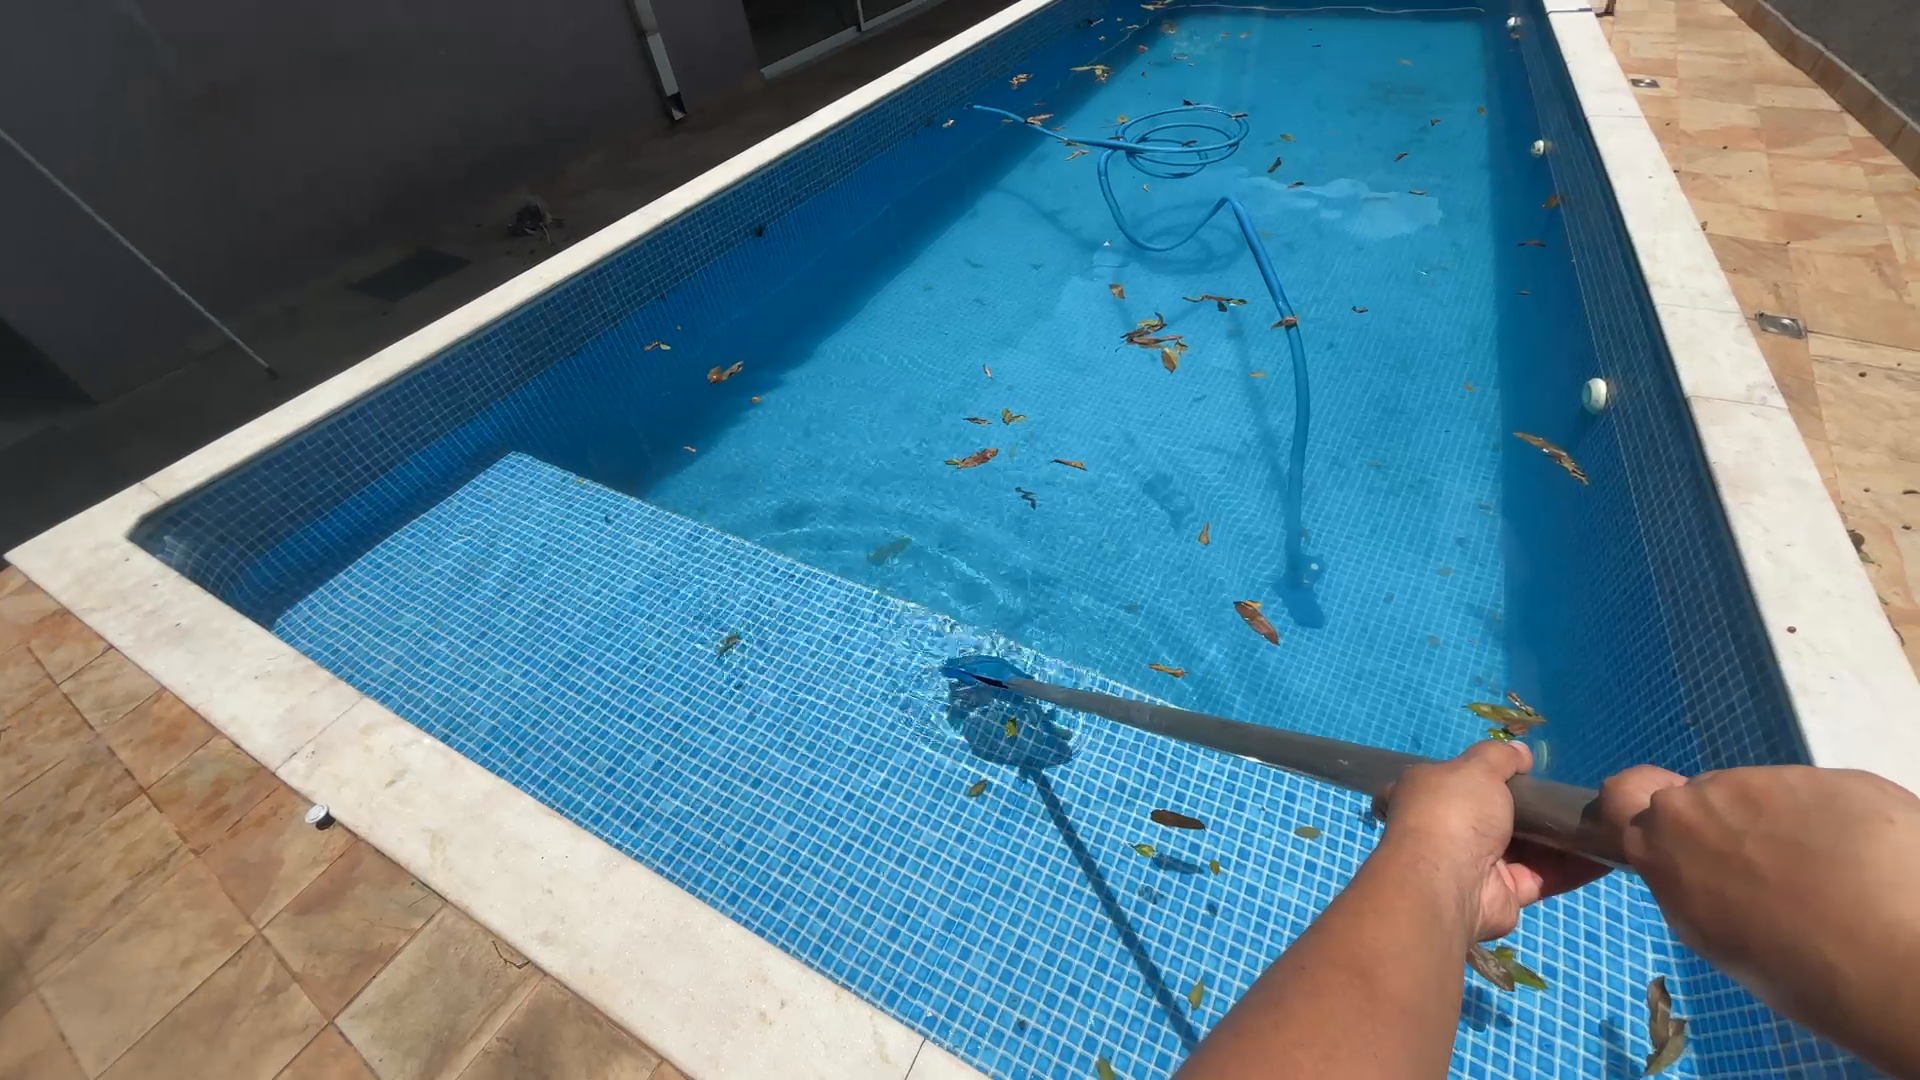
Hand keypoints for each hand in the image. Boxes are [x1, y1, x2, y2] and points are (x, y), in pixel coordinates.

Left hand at [1374, 741, 1610, 941]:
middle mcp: (1446, 824)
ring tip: (1600, 823)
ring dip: (1559, 837)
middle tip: (1568, 798)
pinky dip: (1574, 866)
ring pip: (1524, 845)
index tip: (1522, 771)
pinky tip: (1607, 855)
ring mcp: (1474, 860)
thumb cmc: (1455, 811)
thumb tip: (1520, 751)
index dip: (1485, 774)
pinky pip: (1544, 874)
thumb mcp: (1475, 769)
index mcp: (1428, 792)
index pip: (1455, 779)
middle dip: (1529, 808)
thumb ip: (1498, 756)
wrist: (1451, 880)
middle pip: (1494, 813)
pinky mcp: (1504, 891)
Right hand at [1603, 764, 1919, 1075]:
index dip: (1647, 805)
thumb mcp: (1711, 934)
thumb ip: (1683, 879)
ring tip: (1841, 874)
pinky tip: (1878, 865)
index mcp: (1655, 839)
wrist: (1909, 967)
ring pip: (1772, 797)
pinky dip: (1850, 823)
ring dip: (1793, 823)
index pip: (1622, 793)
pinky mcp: (1841, 779)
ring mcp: (1769, 782)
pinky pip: (1833, 797)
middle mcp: (1699, 799)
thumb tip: (1701, 868)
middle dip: (1735, 825)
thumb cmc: (1799, 972)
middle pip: (1708, 799)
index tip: (1682, 832)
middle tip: (1782, 873)